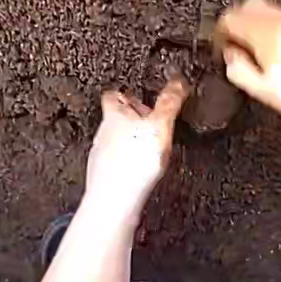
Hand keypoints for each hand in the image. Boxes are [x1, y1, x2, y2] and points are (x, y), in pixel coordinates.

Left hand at [83, 76, 188, 215]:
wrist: (115, 199)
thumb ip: (169, 103)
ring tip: (147, 146)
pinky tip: (139, 169)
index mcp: (114, 115)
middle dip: (130, 118)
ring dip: (129, 141)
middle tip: (149, 121)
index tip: (136, 93)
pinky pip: (116, 162)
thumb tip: (179, 83)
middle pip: (115, 117)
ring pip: (114, 140)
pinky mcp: (104, 175)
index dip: (125, 93)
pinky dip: (127, 161)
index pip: (114, 95)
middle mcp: (103, 132)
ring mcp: (101, 154)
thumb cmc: (133, 162)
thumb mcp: (160, 125)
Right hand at [214, 0, 280, 125]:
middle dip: (239, 19)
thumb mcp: (264, 92)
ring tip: (260, 47)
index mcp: (269, 36)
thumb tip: (230, 56)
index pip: (232, 17)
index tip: (221, 41)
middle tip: (236, 38)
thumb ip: (239, 70)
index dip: (221, 29)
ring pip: (275, 11)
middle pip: (252, 5)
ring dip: (261, 23)